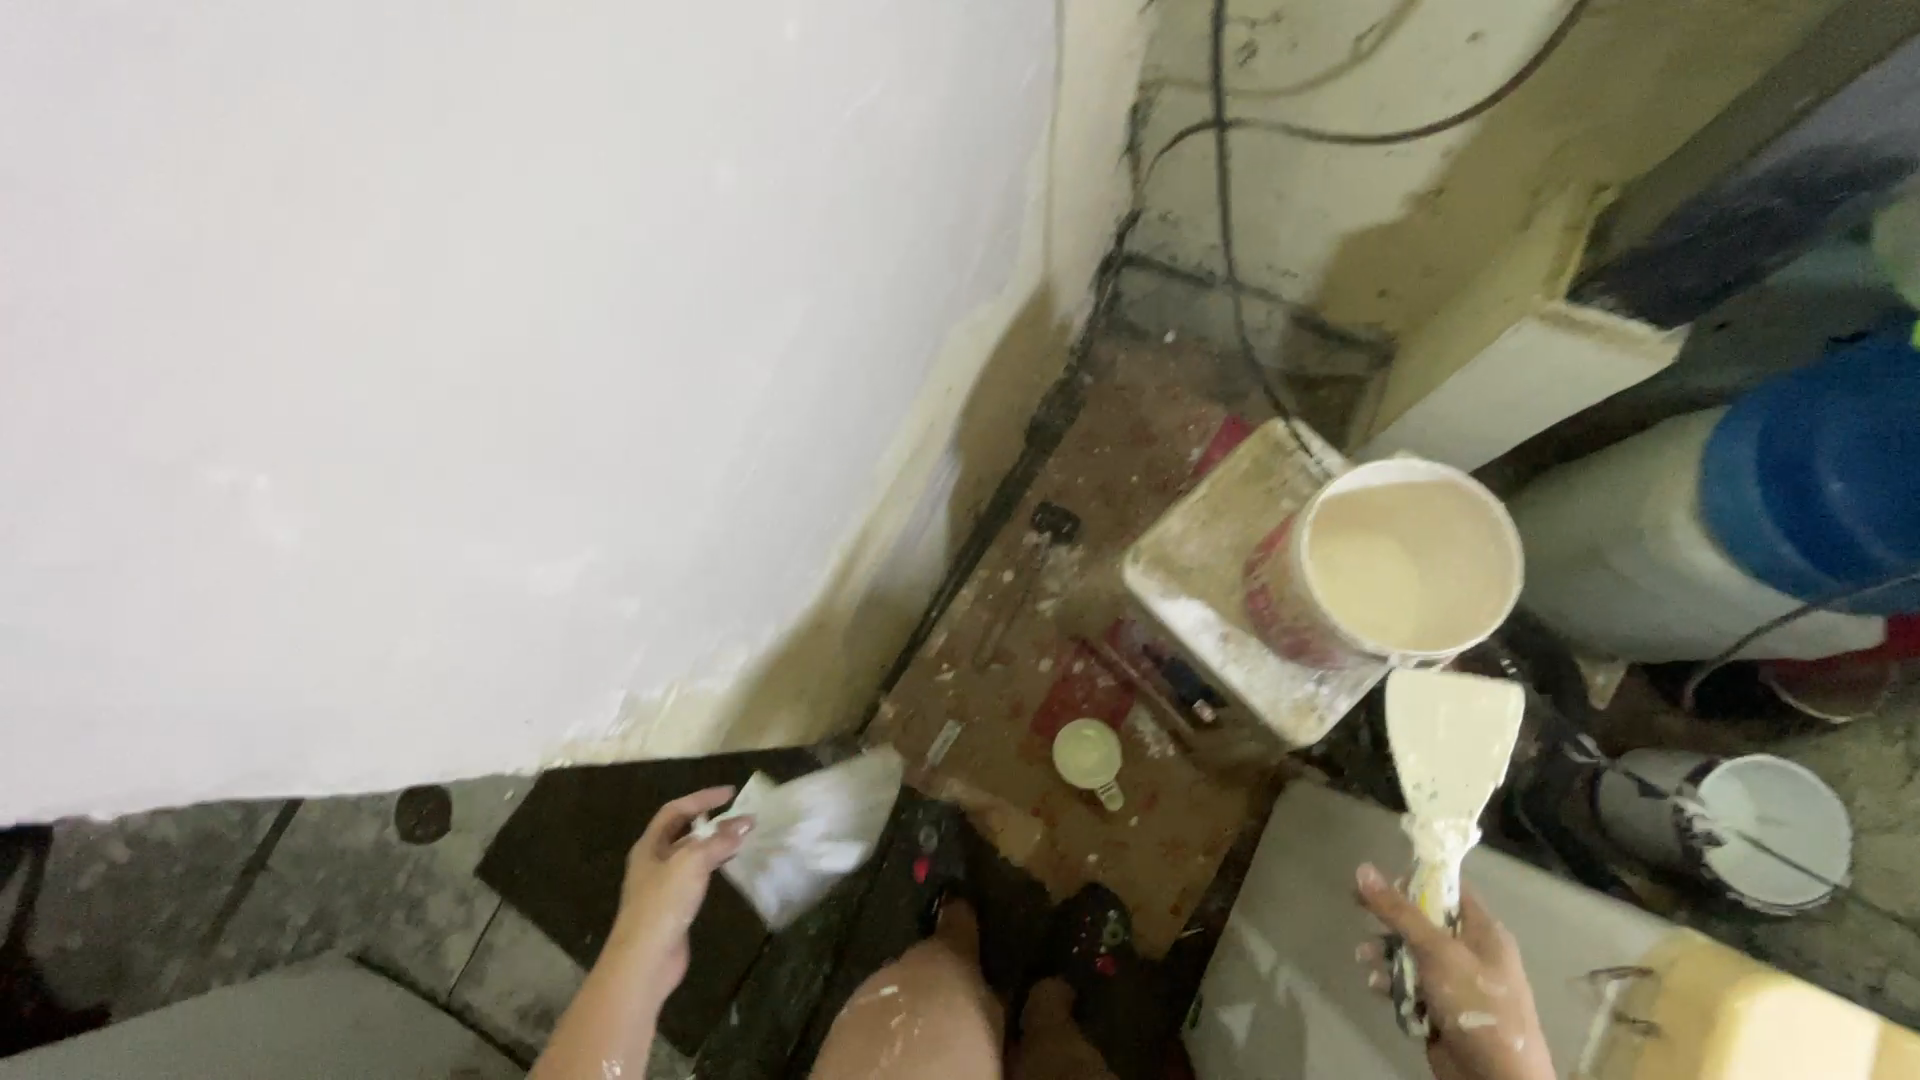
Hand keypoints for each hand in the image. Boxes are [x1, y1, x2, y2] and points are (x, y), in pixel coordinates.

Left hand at [607, 786, 753, 998]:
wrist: (644, 961)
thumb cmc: (663, 904)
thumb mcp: (692, 863)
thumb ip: (719, 840)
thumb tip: (745, 824)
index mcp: (649, 846)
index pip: (676, 810)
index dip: (702, 798)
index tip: (730, 794)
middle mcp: (653, 862)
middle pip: (683, 832)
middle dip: (710, 821)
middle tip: (739, 817)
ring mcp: (662, 886)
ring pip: (691, 854)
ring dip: (714, 844)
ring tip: (740, 839)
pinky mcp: (673, 907)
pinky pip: (696, 876)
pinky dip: (714, 866)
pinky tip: (728, 867)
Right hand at [1355, 864, 1553, 1079]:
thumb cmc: (1476, 1005)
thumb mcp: (1437, 951)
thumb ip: (1399, 911)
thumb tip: (1362, 868)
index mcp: (1484, 933)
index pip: (1449, 890)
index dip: (1415, 879)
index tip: (1379, 877)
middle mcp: (1471, 953)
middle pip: (1422, 921)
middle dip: (1389, 919)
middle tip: (1357, 907)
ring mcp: (1456, 983)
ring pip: (1411, 953)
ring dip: (1384, 953)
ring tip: (1364, 959)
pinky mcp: (1440, 1008)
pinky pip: (1409, 984)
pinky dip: (1391, 982)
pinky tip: (1377, 987)